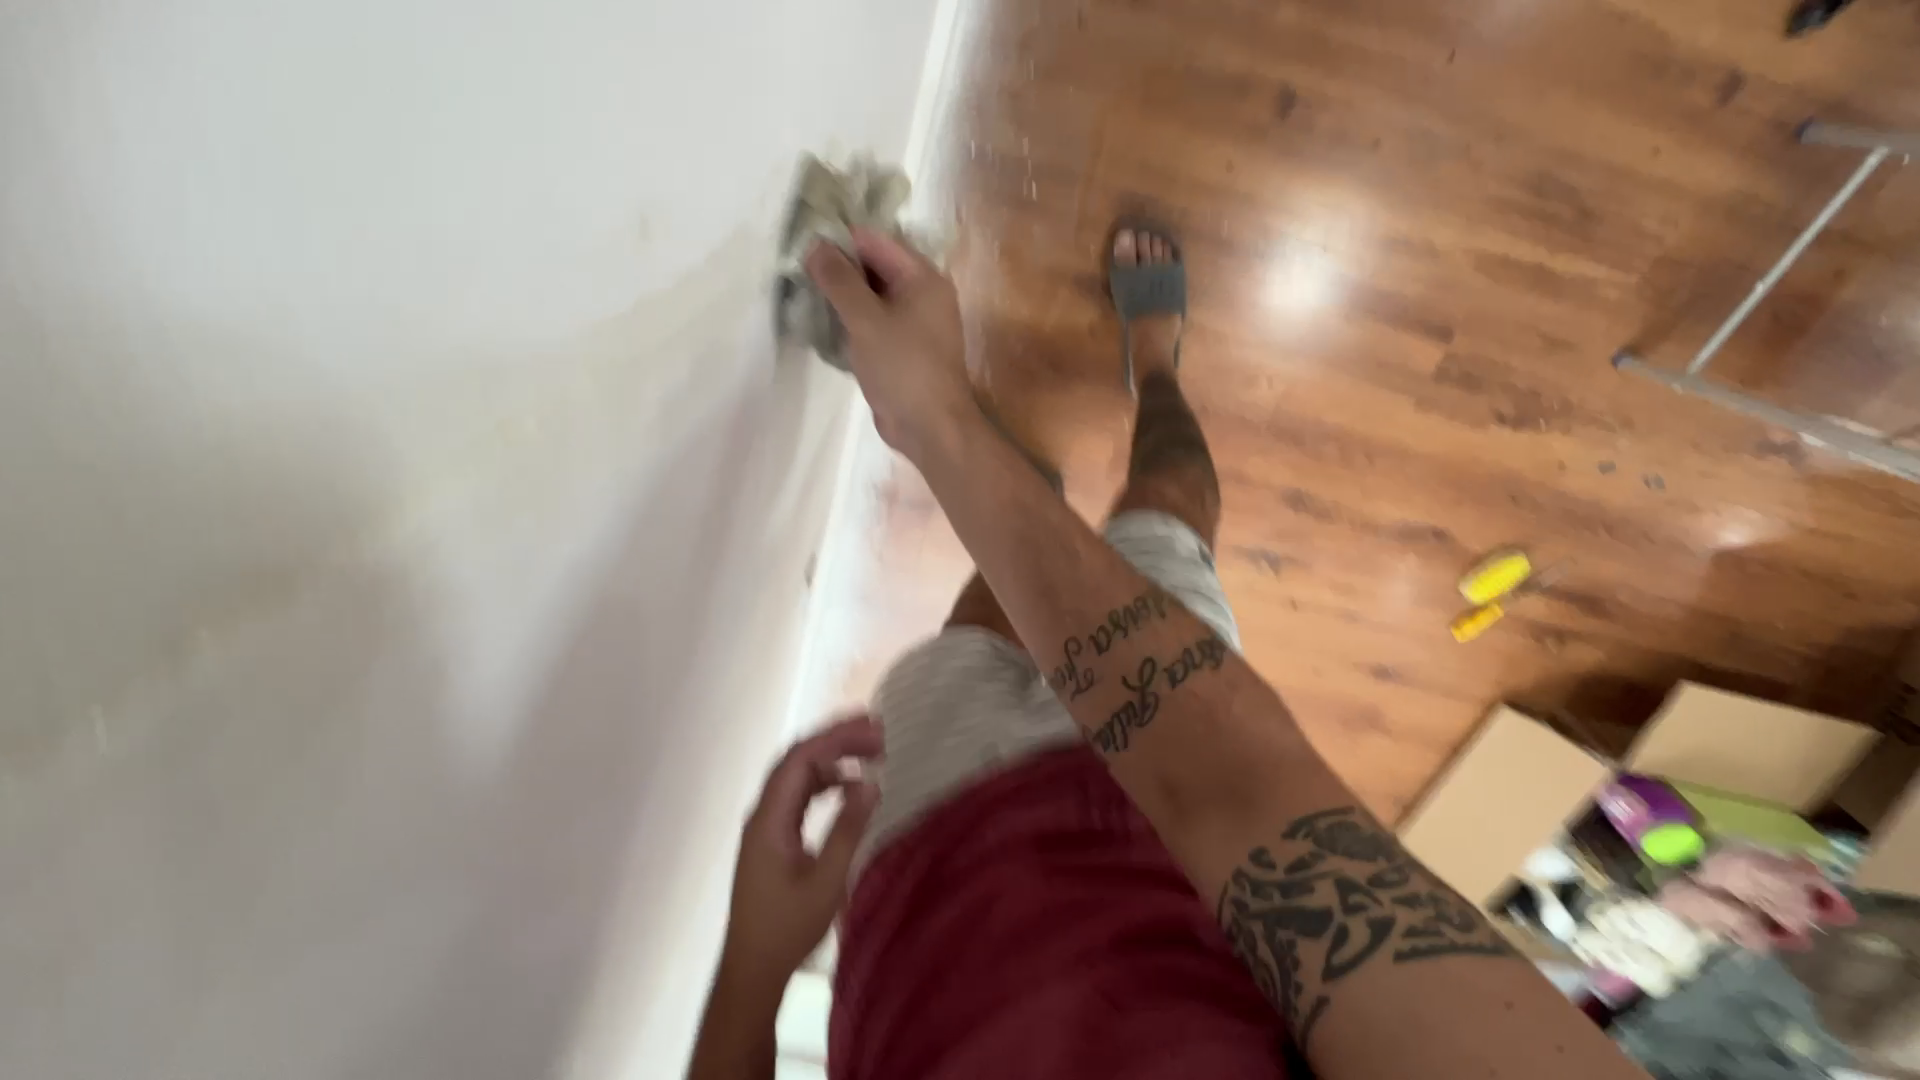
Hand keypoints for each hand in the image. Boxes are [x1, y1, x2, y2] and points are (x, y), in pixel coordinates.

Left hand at [723, 714, 884, 980]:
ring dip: (833, 760)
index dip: (836, 738)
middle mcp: (763, 814)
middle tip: (878, 732)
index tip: (873, 729)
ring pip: (798, 777)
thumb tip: (871, 783)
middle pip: (797, 760)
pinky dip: (827, 784)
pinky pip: (800, 797)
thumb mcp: (826, 881)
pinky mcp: (774, 840)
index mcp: (768, 819)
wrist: (752, 970)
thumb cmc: (787, 928)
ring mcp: (767, 826)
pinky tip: (851, 789)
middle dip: (836, 740)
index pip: (800, 760)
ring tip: (872, 754)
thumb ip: (848, 829)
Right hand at [805, 229, 978, 458]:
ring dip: (840, 298)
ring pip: (870, 298)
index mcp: (923, 277)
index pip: (875, 241)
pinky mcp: (902, 349)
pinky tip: (821, 325)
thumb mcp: (866, 320)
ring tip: (802, 296)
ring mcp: (913, 324)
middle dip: (837, 269)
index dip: (839, 240)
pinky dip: (850, 322)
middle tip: (796, 272)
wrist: (930, 427)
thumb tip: (814, 244)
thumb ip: (839, 280)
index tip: (801, 246)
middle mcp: (922, 294)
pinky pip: (872, 324)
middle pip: (873, 267)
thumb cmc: (903, 368)